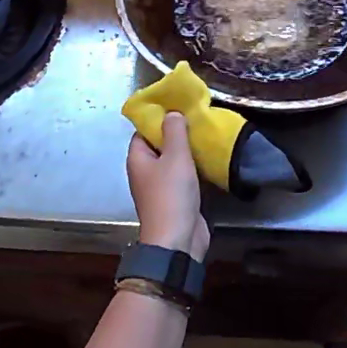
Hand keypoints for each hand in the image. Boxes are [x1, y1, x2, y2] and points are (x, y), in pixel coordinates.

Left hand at [126, 113, 210, 260]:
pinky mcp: (175, 199)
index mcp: (137, 159)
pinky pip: (183, 177)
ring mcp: (159, 187)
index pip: (143, 131)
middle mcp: (145, 171)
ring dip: (187, 151)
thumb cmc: (171, 195)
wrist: (177, 241)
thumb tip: (171, 112)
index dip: (158, 118)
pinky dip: (193, 168)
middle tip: (196, 118)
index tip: (177, 106)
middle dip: (176, 133)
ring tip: (205, 134)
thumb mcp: (175, 157)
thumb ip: (174, 132)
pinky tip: (208, 159)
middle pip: (159, 145)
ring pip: (172, 162)